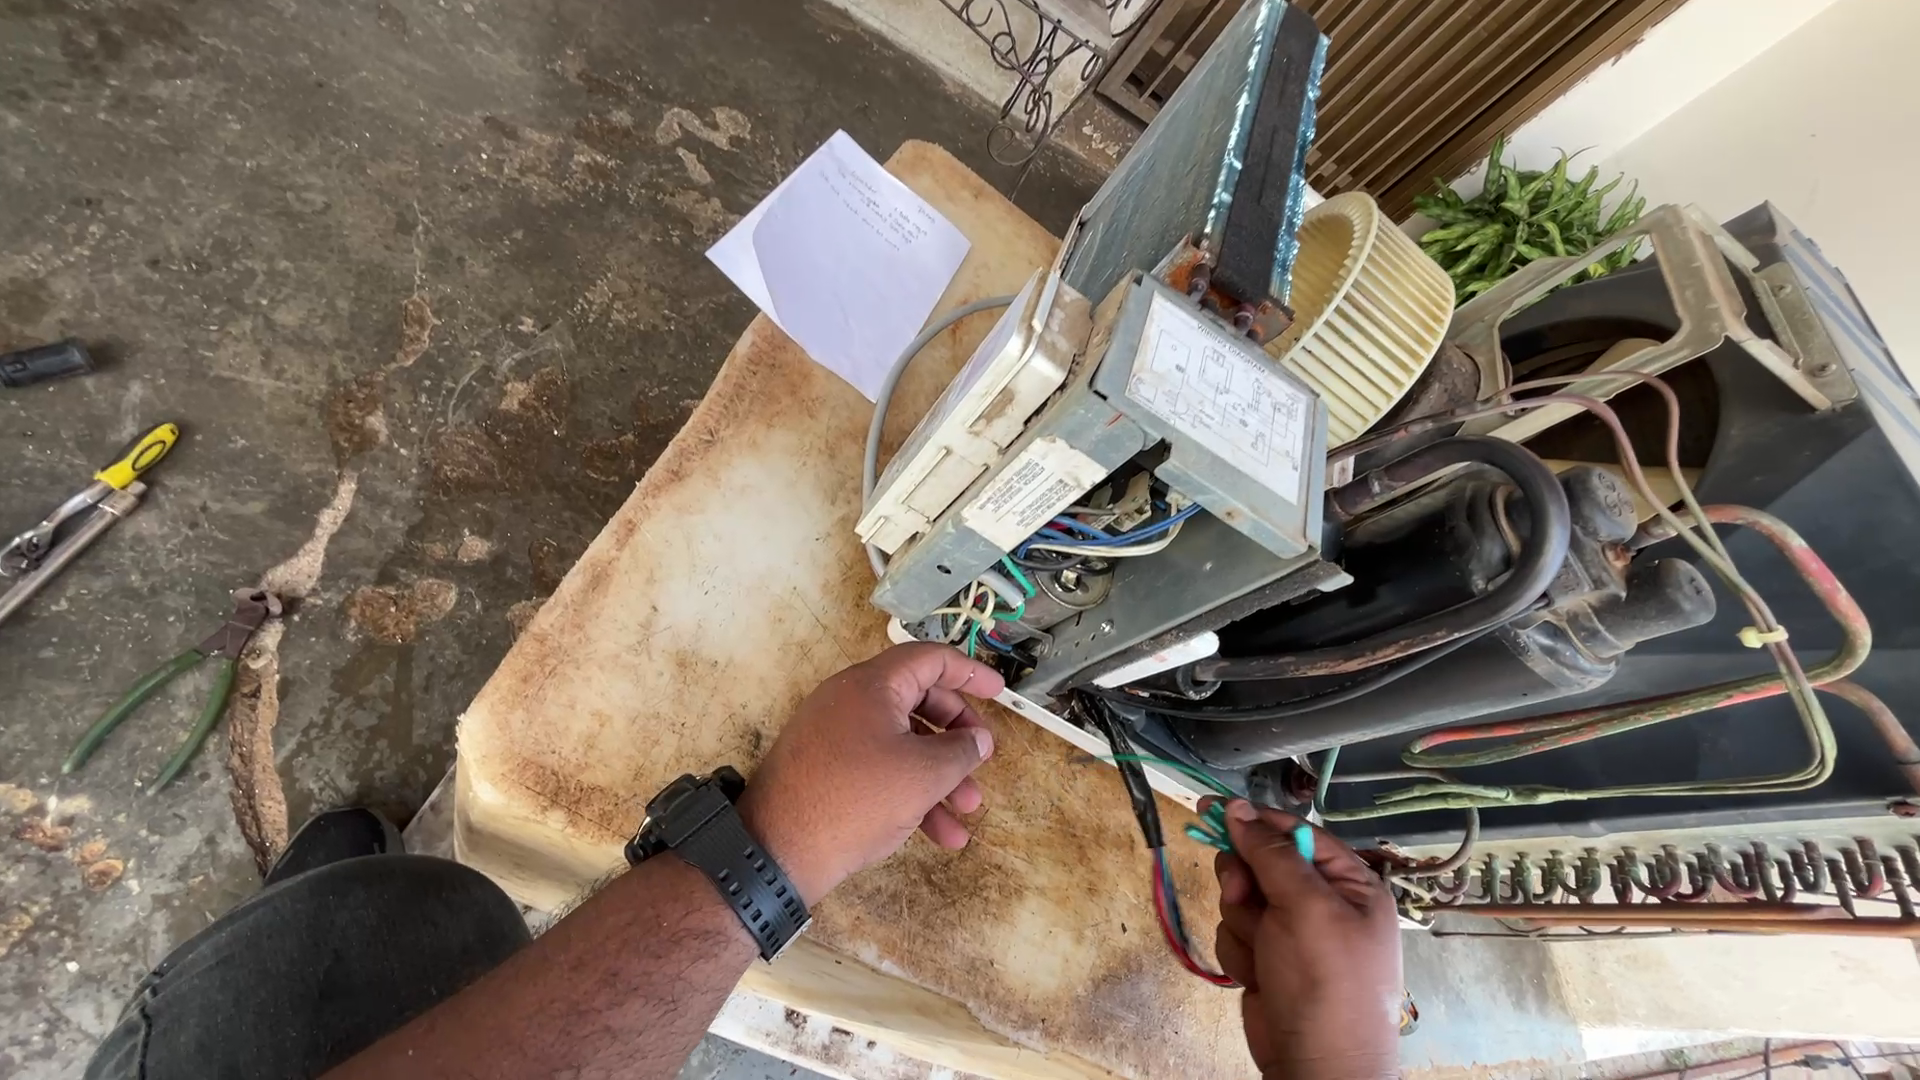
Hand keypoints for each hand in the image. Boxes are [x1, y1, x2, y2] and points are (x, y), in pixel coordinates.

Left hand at [737, 643, 1001, 904]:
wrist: (775, 852)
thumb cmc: (855, 799)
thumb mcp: (922, 775)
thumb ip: (960, 750)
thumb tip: (979, 739)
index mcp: (872, 684)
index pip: (930, 659)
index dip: (970, 671)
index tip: (998, 691)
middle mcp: (852, 700)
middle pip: (920, 701)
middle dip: (958, 736)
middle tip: (982, 760)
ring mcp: (836, 735)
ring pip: (903, 742)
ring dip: (940, 775)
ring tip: (968, 812)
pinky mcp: (828, 769)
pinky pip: (880, 767)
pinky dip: (910, 792)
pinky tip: (938, 834)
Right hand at [1204, 798, 1400, 1079]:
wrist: (1317, 1067)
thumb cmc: (1325, 979)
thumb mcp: (1303, 906)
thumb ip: (1268, 852)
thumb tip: (1234, 805)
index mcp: (1349, 884)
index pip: (1294, 833)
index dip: (1253, 821)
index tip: (1209, 809)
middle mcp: (1322, 901)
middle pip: (1259, 861)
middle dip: (1245, 882)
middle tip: (1242, 897)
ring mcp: (1292, 930)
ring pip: (1241, 894)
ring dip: (1243, 922)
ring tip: (1262, 951)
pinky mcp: (1267, 954)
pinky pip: (1236, 928)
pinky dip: (1241, 949)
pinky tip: (1258, 974)